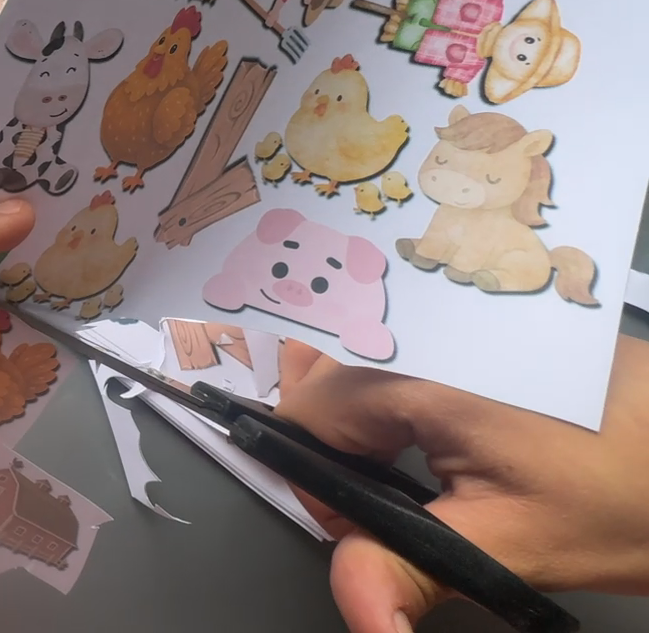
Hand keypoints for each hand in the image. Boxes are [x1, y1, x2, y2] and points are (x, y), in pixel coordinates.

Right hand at [275, 336, 648, 631]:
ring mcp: (424, 317)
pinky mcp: (445, 316)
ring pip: (340, 363)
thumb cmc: (625, 496)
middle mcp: (399, 330)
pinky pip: (376, 348)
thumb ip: (411, 567)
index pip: (303, 418)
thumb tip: (360, 622)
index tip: (383, 522)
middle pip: (315, 386)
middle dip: (341, 447)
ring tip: (429, 462)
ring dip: (359, 417)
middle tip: (414, 496)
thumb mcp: (519, 545)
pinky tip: (446, 426)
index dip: (325, 479)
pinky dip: (386, 391)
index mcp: (405, 377)